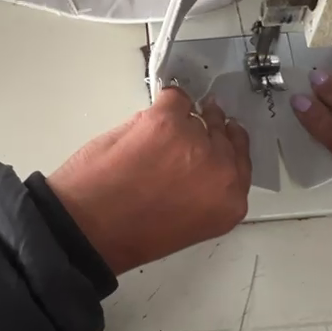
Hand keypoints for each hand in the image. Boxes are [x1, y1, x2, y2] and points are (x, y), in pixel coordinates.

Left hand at [47, 87, 252, 275]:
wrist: (89, 227)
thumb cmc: (128, 233)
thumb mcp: (185, 222)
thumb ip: (204, 192)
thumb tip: (198, 163)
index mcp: (229, 202)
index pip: (242, 163)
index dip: (228, 147)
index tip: (222, 136)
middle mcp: (221, 171)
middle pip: (224, 135)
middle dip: (208, 130)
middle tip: (191, 127)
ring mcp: (194, 141)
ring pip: (199, 116)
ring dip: (184, 120)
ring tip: (160, 131)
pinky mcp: (166, 120)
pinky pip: (175, 98)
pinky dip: (164, 104)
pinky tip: (149, 118)